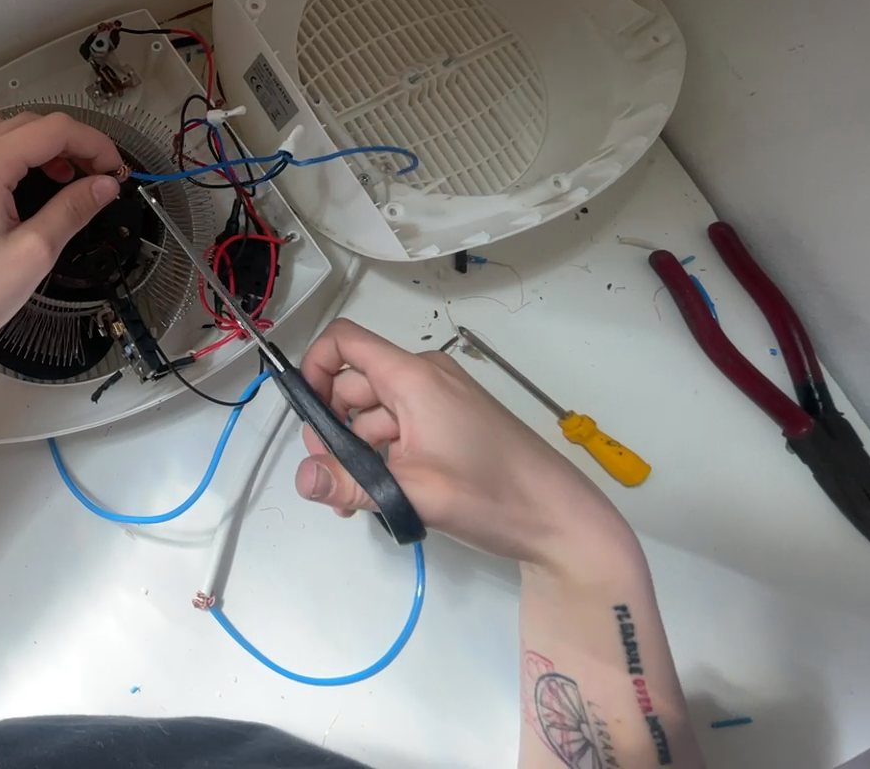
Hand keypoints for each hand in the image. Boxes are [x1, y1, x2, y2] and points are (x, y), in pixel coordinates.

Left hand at [0, 112, 122, 365]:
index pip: (53, 129)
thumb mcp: (34, 253)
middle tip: (100, 175)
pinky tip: (36, 185)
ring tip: (72, 179)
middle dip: (72, 143)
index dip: (94, 143)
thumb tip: (104, 185)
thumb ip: (73, 209)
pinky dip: (18, 159)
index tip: (116, 168)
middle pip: (30, 124)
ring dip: (45, 148)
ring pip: (7, 134)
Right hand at [294, 319, 633, 571]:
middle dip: (331, 428)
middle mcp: (423, 379)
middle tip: (333, 472)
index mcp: (414, 377)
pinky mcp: (447, 425)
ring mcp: (437, 402)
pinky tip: (378, 494)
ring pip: (369, 413)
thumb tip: (301, 479)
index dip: (313, 367)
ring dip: (353, 450)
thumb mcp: (416, 493)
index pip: (344, 341)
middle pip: (351, 385)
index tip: (308, 412)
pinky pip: (394, 430)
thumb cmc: (497, 497)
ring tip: (356, 497)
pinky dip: (378, 457)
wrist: (569, 528)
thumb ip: (349, 484)